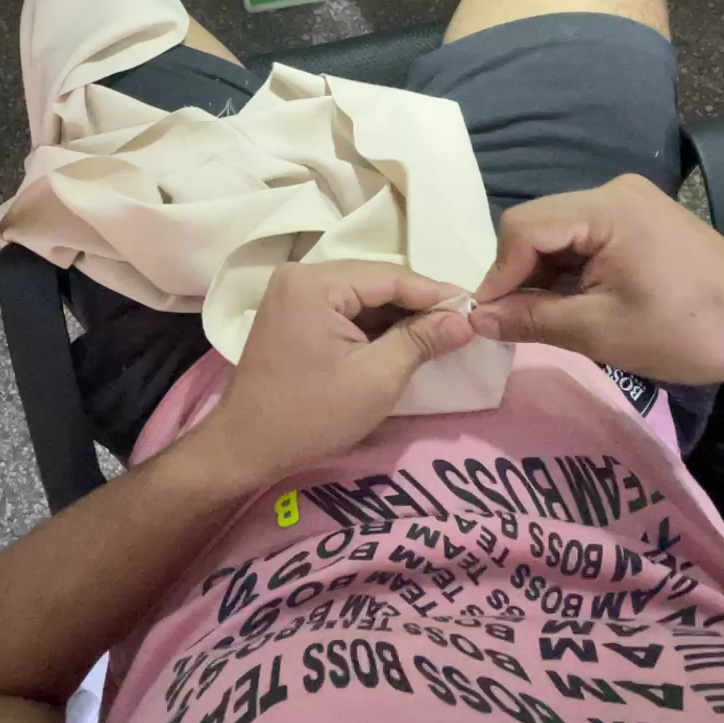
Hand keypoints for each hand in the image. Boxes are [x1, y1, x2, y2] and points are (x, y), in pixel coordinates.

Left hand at [196, 260, 474, 485]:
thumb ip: (420, 340)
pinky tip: (403, 337)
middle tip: (463, 320)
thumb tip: (464, 319)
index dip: (435, 291)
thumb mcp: (376, 379)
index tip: (476, 306)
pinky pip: (343, 308)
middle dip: (418, 301)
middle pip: (374, 280)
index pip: (389, 276)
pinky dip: (373, 323)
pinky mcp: (293, 313)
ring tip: (442, 329)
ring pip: (361, 294)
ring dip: (398, 313)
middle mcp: (300, 275)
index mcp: (314, 283)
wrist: (246, 446)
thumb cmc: (312, 415)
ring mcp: (293, 293)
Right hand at [470, 175, 723, 386]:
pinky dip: (567, 266)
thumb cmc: (687, 333)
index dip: (499, 273)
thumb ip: (530, 319)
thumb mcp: (599, 331)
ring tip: (546, 314)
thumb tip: (475, 318)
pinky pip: (582, 234)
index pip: (523, 228)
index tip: (488, 318)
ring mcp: (630, 201)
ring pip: (556, 230)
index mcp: (607, 208)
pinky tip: (574, 298)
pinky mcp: (640, 216)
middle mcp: (614, 191)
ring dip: (542, 271)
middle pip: (537, 223)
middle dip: (519, 272)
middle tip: (516, 319)